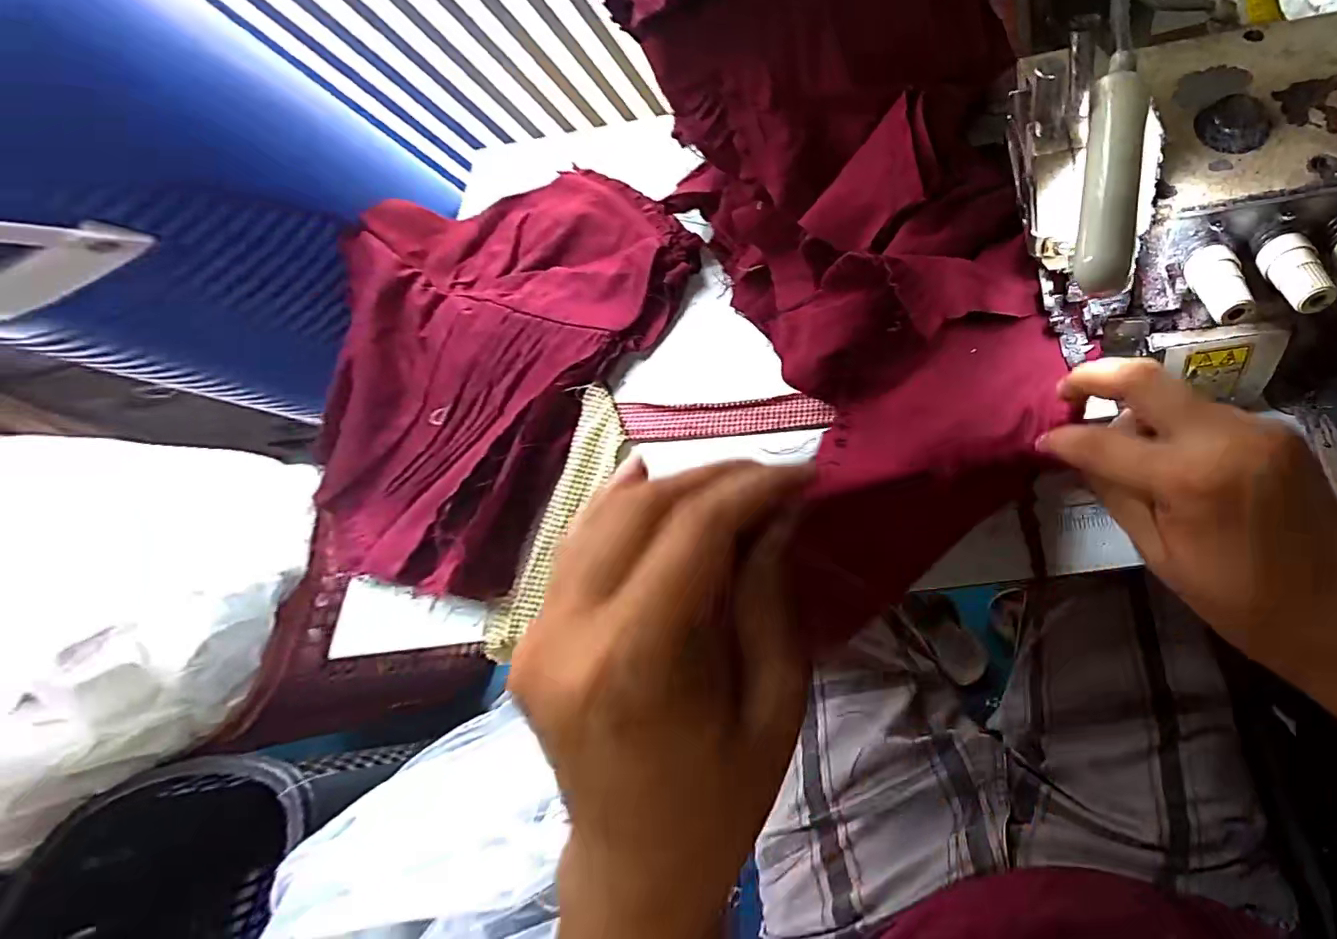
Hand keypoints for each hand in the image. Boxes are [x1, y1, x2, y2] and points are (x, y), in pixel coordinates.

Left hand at [509, 458, 813, 938]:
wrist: (636, 861)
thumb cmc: (724, 793)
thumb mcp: (776, 697)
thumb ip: (769, 596)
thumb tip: (779, 514)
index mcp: (635, 661)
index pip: (693, 530)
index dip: (754, 488)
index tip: (803, 475)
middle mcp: (568, 635)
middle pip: (643, 508)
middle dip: (718, 476)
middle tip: (776, 475)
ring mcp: (537, 634)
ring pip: (604, 514)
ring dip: (676, 483)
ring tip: (736, 480)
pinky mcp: (533, 635)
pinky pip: (580, 544)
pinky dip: (624, 504)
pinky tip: (658, 482)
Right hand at [1038, 359, 1336, 703]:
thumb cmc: (1240, 603)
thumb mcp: (1162, 557)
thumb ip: (1116, 494)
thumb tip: (1077, 453)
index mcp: (1190, 477)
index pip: (1107, 440)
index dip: (1066, 439)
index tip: (1043, 441)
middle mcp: (1225, 434)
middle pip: (1145, 377)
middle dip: (1095, 376)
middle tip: (1065, 393)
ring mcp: (1257, 425)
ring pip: (1178, 397)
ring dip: (1141, 411)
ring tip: (1123, 443)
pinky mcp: (1276, 428)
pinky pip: (1210, 416)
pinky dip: (1179, 428)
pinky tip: (1175, 458)